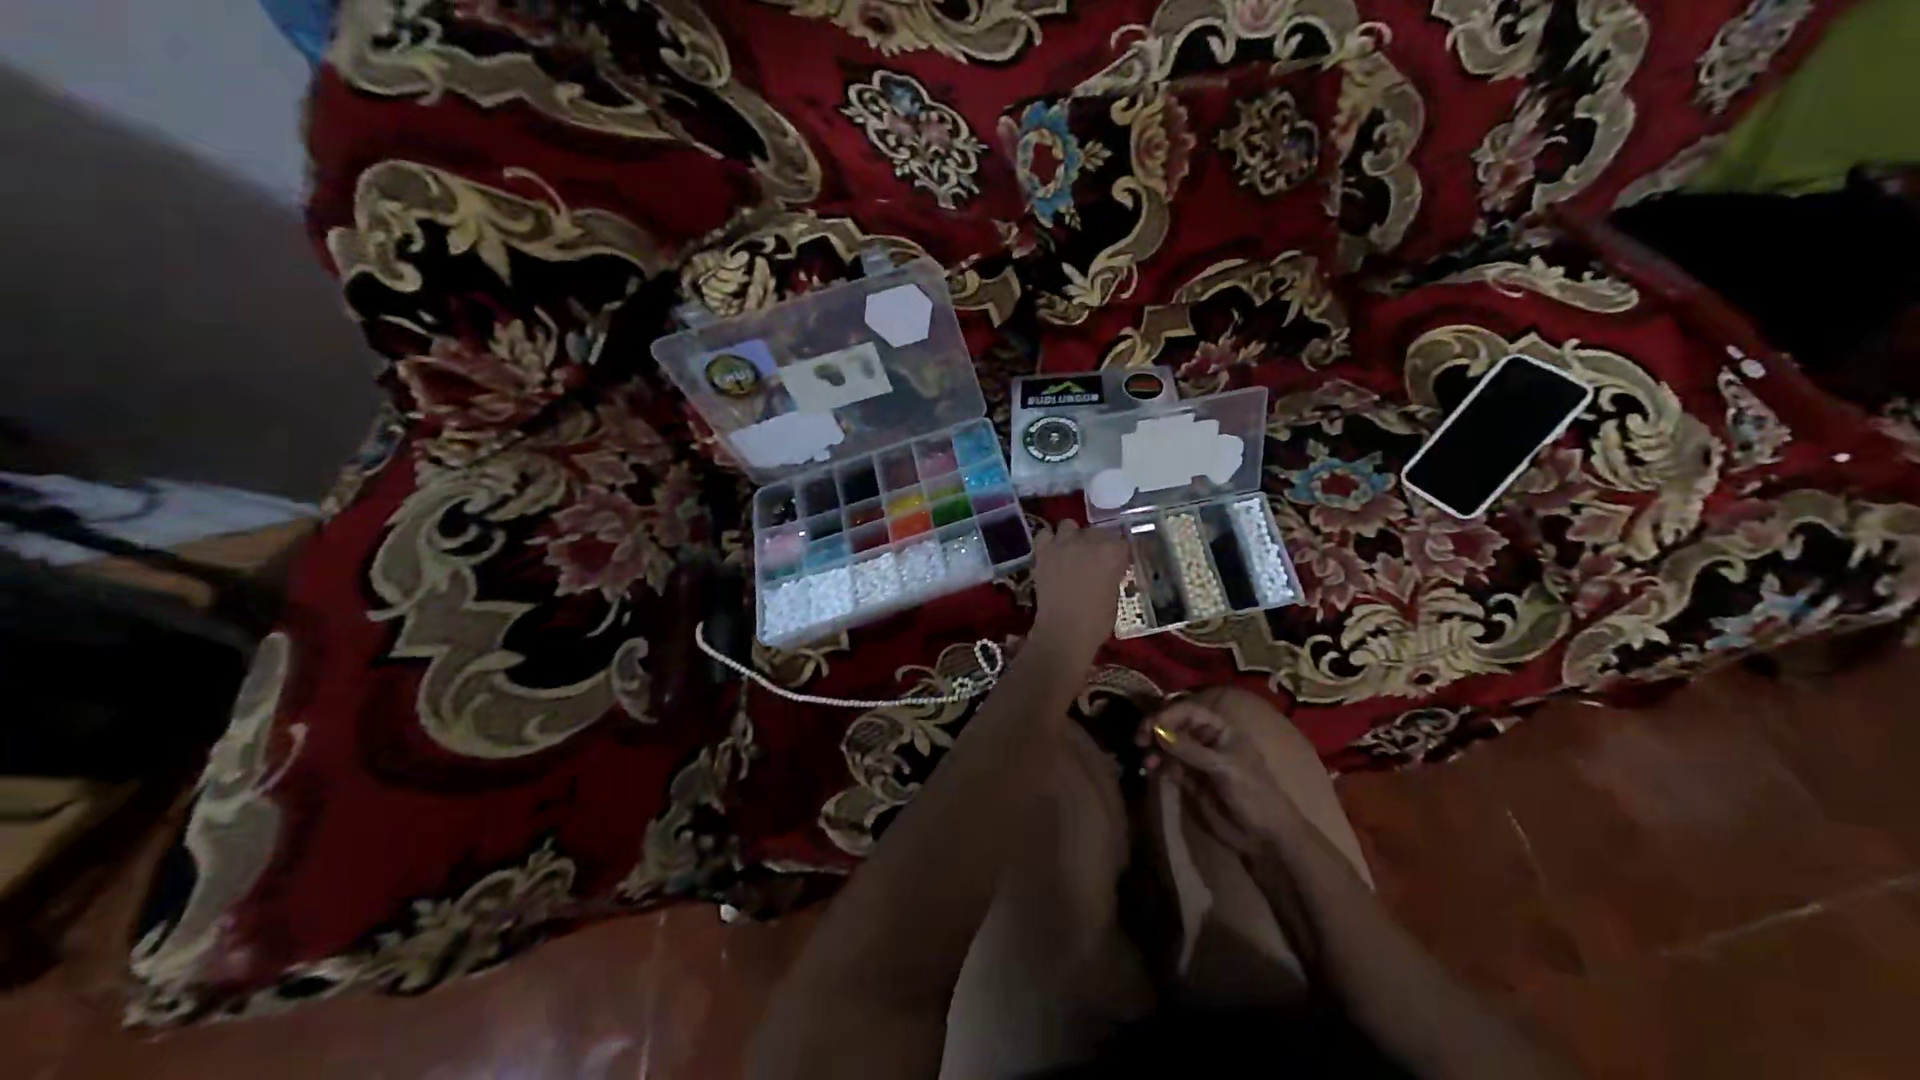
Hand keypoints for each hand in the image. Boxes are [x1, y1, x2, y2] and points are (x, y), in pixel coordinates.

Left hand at [1029, 520, 1130, 657]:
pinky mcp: (1043, 551)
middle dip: (1098, 543)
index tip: (1117, 563)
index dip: (1119, 553)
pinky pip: (1045, 534)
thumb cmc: (1096, 620)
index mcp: (1113, 552)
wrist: (1064, 630)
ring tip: (1072, 552)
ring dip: (1073, 536)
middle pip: (1097, 531)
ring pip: (1070, 525)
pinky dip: (1049, 541)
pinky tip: (1053, 554)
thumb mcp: (1115, 595)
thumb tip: (1108, 570)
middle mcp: (1089, 540)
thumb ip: (1112, 574)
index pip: (1121, 541)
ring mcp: (1064, 543)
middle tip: (1094, 560)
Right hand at [1137, 699, 1300, 855]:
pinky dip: (1158, 766)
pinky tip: (1153, 772)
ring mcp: (1197, 761)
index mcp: (1220, 730)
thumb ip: (1190, 750)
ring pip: (1168, 746)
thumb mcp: (1224, 768)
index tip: (1150, 727)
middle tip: (1139, 740)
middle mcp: (1206, 740)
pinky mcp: (1190, 781)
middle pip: (1174, 725)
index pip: (1189, 711)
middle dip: (1156, 730)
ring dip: (1154, 750)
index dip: (1168, 715)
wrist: (1265, 836)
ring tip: (1147, 763)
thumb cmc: (1254, 794)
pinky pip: (1169, 766)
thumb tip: (1158, 732)